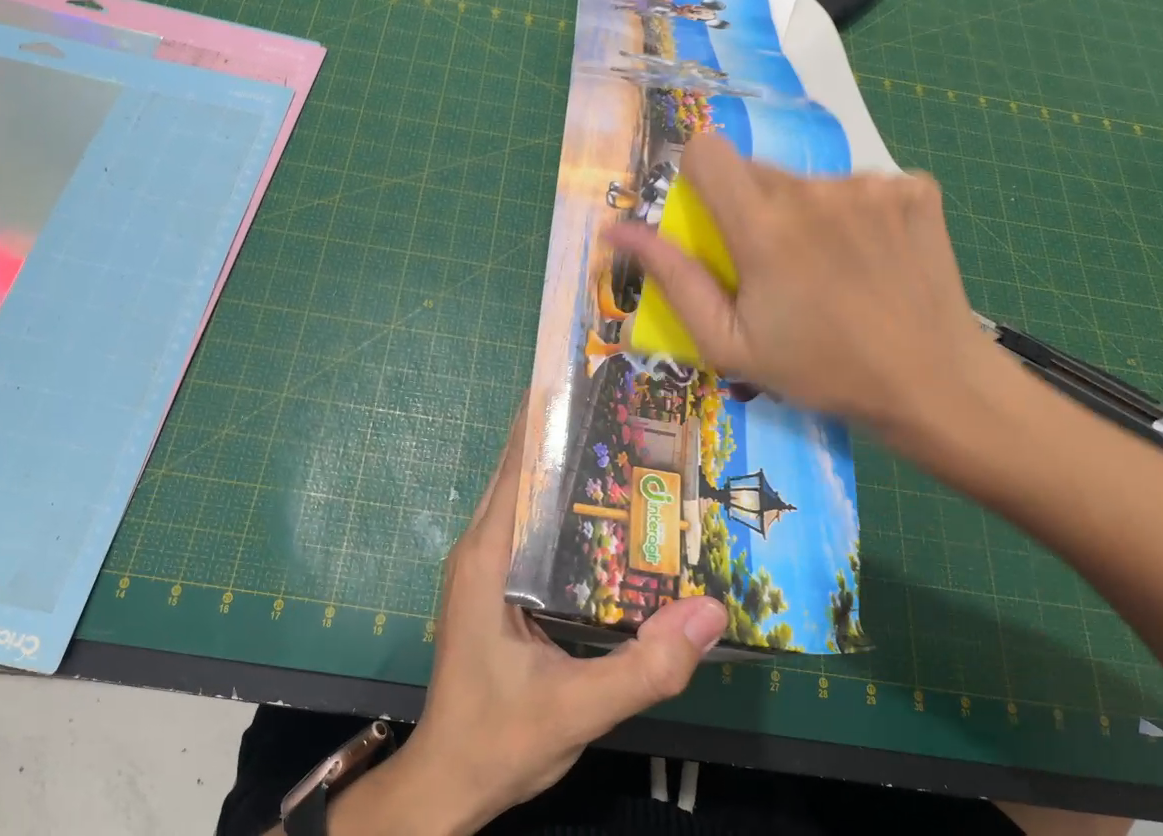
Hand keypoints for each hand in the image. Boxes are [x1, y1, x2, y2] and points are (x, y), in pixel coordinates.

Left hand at [331, 401, 727, 835]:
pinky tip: (619, 522)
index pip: (520, 468)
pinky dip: (571, 515)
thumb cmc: (498, 740)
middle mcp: (483, 550)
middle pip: (527, 475)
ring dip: (574, 476)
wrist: (451, 782)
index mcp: (488, 558)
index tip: (592, 380)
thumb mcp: (577, 708)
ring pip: (532, 503)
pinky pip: (535, 534)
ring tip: (637, 451)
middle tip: (637, 411)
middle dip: (574, 439)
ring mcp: (488, 570)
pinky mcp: (499, 590)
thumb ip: (644, 667)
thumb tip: (711, 611)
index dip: (551, 420)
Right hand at [605, 135, 1003, 455]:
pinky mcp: (915, 188)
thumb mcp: (729, 343)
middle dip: (751, 208)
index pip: (707, 150)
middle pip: (757, 169)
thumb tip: (616, 228)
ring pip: (809, 180)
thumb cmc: (820, 371)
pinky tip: (870, 259)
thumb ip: (672, 278)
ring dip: (805, 213)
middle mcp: (816, 190)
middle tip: (775, 267)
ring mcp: (873, 184)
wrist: (933, 384)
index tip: (713, 222)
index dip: (700, 180)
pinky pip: (861, 185)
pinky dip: (855, 215)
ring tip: (830, 270)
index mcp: (764, 226)